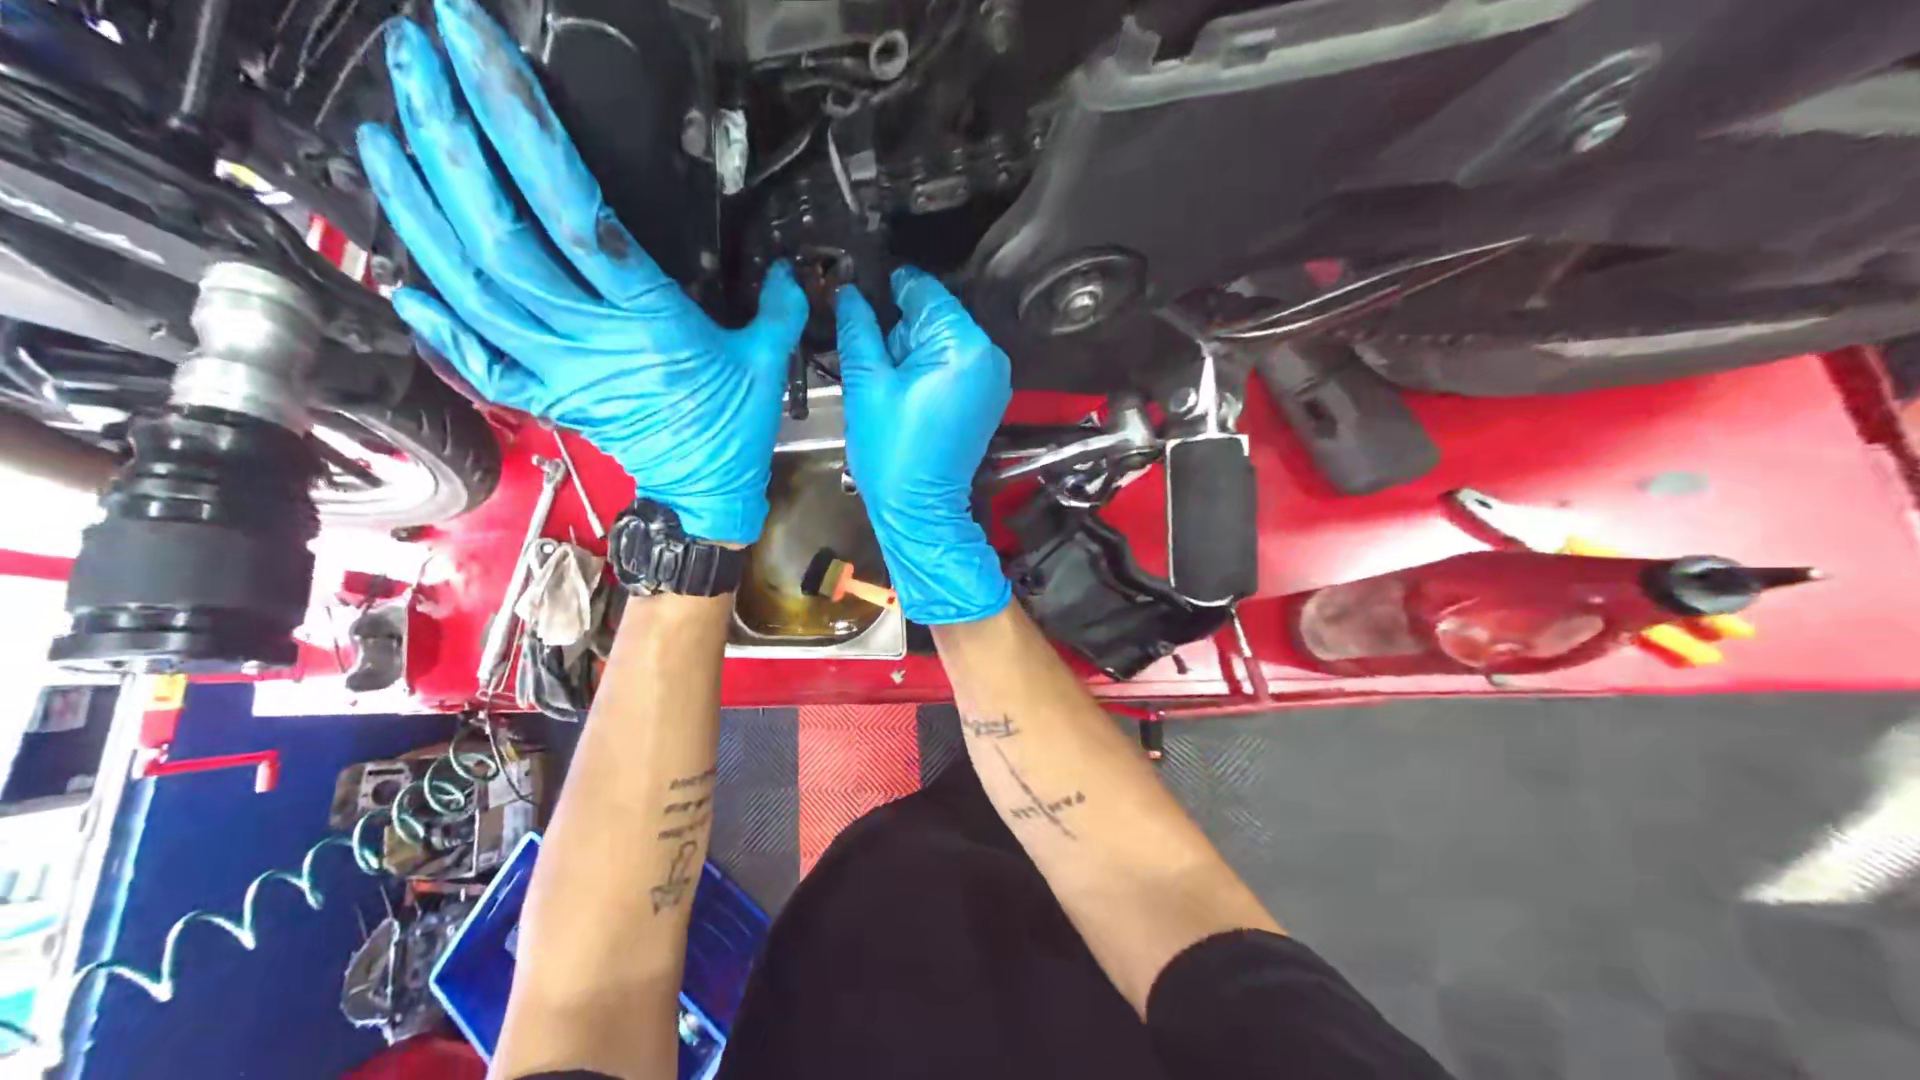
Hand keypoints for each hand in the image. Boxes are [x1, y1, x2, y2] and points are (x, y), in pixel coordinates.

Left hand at [354, 0, 805, 544]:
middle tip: (413, 61)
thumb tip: (786, 271)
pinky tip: (399, 274)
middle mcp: (595, 339)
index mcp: (653, 320)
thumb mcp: (768, 362)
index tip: (476, 53)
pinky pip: (478, 360)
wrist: (706, 493)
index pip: (574, 211)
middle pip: (503, 235)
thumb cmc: (733, 431)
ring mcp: (561, 370)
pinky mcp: (548, 397)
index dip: (520, 126)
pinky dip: (434, 322)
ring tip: (382, 136)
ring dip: (420, 211)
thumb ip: (777, 308)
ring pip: (473, 287)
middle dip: (449, 140)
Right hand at [836, 268, 1012, 623]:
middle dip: (899, 326)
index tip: (856, 296)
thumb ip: (859, 328)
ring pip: (942, 338)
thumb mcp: (866, 384)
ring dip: (911, 348)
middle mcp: (989, 354)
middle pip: (935, 314)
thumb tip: (849, 291)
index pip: (923, 289)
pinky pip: (954, 362)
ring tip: (887, 381)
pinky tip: (905, 392)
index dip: (885, 289)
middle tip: (870, 356)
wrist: (920, 508)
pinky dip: (928, 367)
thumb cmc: (892, 450)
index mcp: (964, 344)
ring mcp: (993, 377)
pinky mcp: (987, 396)